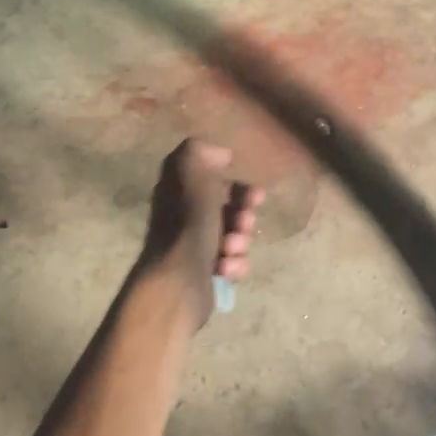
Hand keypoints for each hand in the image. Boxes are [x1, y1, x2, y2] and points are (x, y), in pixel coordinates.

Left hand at [139, 140, 263, 327]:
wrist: (179, 282)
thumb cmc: (188, 226)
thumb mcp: (192, 175)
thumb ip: (200, 154)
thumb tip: (219, 153)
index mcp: (180, 192)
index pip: (215, 182)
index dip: (239, 187)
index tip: (256, 195)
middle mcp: (186, 217)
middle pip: (229, 210)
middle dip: (243, 216)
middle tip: (243, 223)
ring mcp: (196, 246)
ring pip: (234, 237)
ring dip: (240, 241)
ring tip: (229, 249)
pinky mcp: (206, 273)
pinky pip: (232, 263)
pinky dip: (234, 264)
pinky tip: (225, 268)